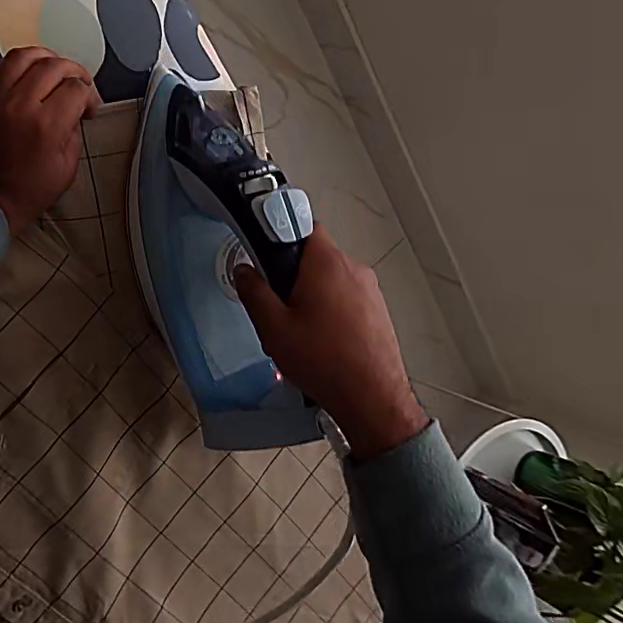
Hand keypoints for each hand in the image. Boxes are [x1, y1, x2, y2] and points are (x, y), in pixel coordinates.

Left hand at [0, 47, 101, 234]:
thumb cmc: (24, 193)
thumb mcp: (66, 169)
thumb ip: (74, 134)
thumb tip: (75, 112)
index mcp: (46, 125)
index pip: (76, 89)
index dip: (89, 96)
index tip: (89, 107)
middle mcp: (21, 105)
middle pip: (55, 66)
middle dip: (74, 71)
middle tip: (79, 85)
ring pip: (25, 55)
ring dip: (46, 58)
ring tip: (54, 69)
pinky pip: (1, 66)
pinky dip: (19, 64)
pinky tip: (28, 74)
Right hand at [233, 227, 427, 458]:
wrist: (372, 399)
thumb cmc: (323, 361)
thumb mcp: (273, 327)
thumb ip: (254, 292)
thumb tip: (244, 271)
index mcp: (326, 263)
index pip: (303, 223)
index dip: (280, 234)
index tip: (265, 253)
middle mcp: (353, 268)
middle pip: (315, 256)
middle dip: (293, 274)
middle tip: (277, 305)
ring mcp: (370, 291)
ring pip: (331, 280)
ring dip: (312, 295)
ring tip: (299, 330)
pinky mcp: (378, 312)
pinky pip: (346, 299)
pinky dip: (331, 311)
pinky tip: (320, 341)